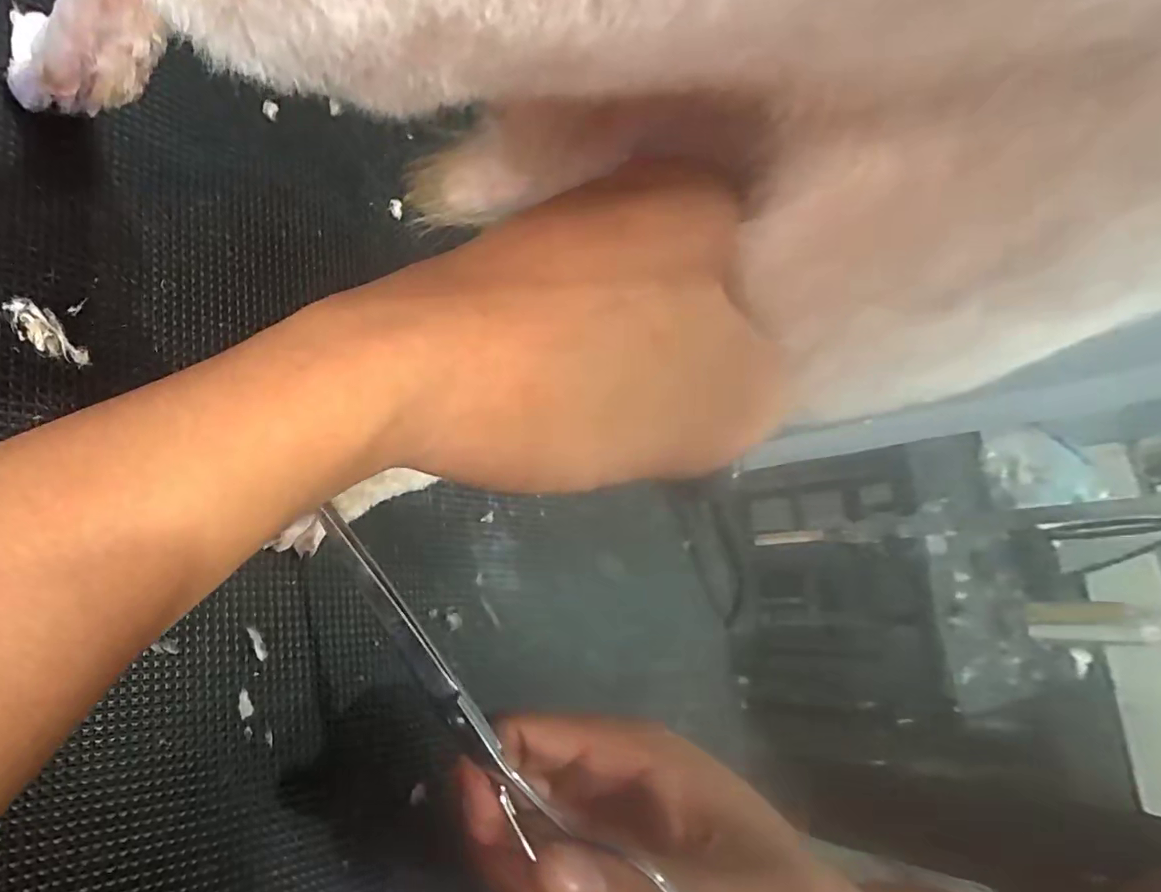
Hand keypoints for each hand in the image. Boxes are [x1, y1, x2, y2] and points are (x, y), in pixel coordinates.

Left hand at [312, 162, 783, 494]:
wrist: (394, 375)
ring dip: (599, 375)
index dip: (746, 355)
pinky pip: (537, 333)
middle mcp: (613, 195)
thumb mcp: (711, 411)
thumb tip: (734, 390)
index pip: (766, 277)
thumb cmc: (564, 383)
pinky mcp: (472, 284)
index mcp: (697, 198)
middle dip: (671, 366)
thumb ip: (757, 395)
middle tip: (647, 427)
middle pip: (679, 298)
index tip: (712, 410)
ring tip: (575, 426)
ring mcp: (532, 237)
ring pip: (603, 318)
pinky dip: (541, 372)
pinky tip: (523, 408)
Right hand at [459, 717, 968, 891]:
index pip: (521, 733)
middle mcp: (598, 781)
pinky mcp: (591, 876)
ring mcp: (592, 830)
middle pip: (505, 794)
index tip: (489, 843)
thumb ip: (638, 890)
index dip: (487, 773)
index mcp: (628, 754)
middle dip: (518, 867)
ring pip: (515, 850)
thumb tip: (544, 871)